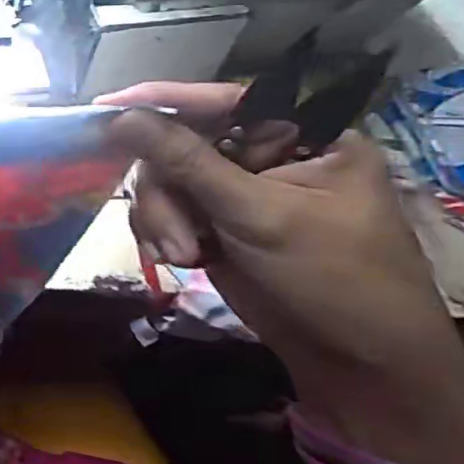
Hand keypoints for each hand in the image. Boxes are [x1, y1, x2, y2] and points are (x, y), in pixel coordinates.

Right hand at [96, 82, 463, 463]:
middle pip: (180, 141)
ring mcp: (236, 188)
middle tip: (172, 232)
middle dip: (165, 188)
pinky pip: (162, 206)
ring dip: (161, 216)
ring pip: (163, 176)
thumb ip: (186, 161)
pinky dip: (159, 230)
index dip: (165, 99)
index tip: (108, 107)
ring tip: (182, 254)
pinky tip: (179, 258)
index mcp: (304, 136)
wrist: (356, 364)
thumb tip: (121, 117)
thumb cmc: (333, 279)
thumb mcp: (257, 215)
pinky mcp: (212, 218)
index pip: (225, 99)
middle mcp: (265, 153)